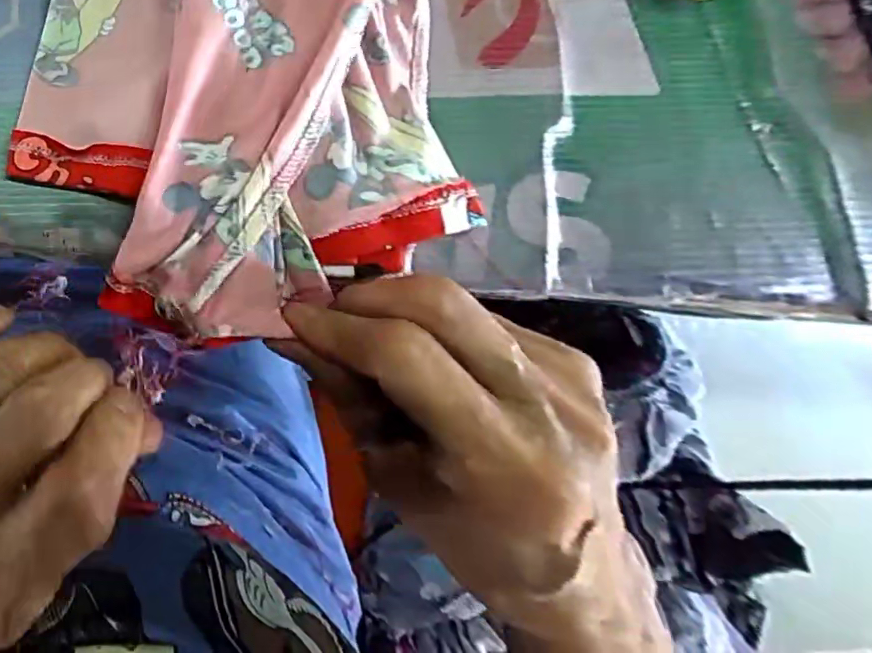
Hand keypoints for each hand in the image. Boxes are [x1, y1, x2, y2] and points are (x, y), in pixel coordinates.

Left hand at [0, 296, 159, 649]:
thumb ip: (91, 506)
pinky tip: (6, 322)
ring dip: (51, 350)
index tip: (131, 414)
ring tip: (64, 361)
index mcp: (0, 566)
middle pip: (41, 414)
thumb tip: (142, 420)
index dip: (118, 438)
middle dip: (89, 384)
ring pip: (0, 366)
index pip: (78, 493)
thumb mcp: (32, 576)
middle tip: (99, 382)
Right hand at [275, 277, 670, 652]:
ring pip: (456, 300)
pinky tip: (422, 347)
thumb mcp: (388, 475)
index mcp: (504, 457)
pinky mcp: (576, 362)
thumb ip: (343, 396)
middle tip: (324, 311)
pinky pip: (480, 314)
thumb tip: (288, 334)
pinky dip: (430, 319)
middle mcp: (548, 408)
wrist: (583, 574)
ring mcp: (570, 379)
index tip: (291, 317)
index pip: (404, 353)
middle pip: (437, 304)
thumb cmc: (468, 536)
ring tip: (363, 326)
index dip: (338, 326)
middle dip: (363, 297)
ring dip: (391, 303)